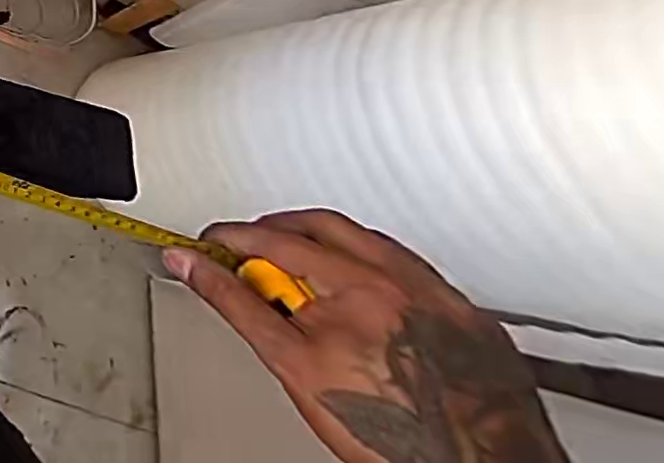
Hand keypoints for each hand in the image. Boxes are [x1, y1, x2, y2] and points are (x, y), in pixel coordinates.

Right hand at [163, 209, 568, 462]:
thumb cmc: (395, 439)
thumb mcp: (291, 364)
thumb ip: (234, 301)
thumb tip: (191, 264)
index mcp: (359, 286)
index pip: (274, 240)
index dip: (232, 238)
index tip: (210, 244)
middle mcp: (405, 281)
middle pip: (321, 225)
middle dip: (274, 229)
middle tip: (246, 248)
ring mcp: (444, 299)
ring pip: (367, 240)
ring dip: (322, 241)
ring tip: (296, 268)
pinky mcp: (473, 320)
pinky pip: (408, 267)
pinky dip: (368, 264)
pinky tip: (355, 289)